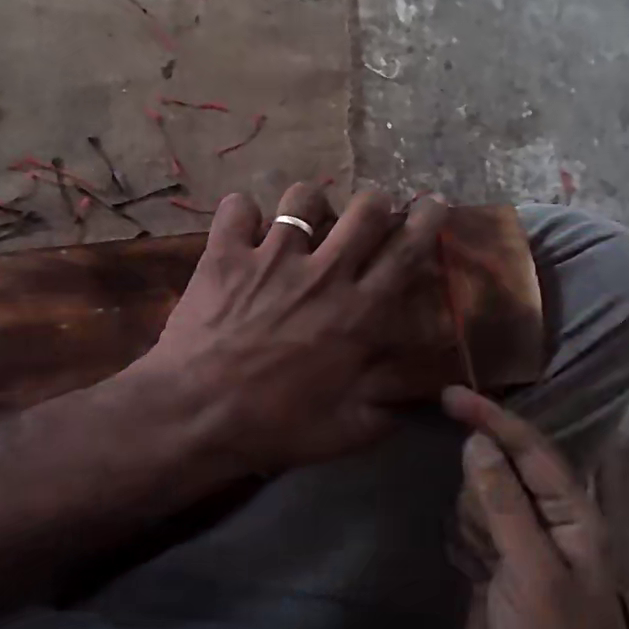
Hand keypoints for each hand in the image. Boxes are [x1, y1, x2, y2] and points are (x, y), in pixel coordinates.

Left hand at [128, 182, 446, 472]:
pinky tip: (243, 230)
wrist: (196, 413)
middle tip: (366, 216)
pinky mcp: (225, 253)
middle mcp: (323, 273)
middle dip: (375, 203)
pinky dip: (242, 213)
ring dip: (310, 205)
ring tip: (301, 222)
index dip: (425, 220)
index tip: (431, 205)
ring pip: (304, 197)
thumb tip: (422, 399)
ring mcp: (271, 257)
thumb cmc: (274, 426)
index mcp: (359, 313)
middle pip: (366, 209)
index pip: (406, 251)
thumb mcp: (345, 431)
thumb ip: (388, 408)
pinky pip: (238, 207)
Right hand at [444, 386, 628, 628]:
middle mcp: (548, 523)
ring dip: (468, 516)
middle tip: (482, 540)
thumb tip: (478, 439)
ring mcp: (517, 545)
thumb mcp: (533, 575)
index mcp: (575, 518)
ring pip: (477, 497)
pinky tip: (470, 567)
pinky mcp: (489, 568)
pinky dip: (460, 536)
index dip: (495, 419)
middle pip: (500, 470)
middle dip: (479, 483)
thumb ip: (504, 505)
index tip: (450, 394)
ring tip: (481, 564)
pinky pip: (465, 527)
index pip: (533, 450)